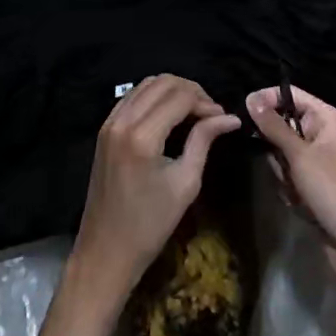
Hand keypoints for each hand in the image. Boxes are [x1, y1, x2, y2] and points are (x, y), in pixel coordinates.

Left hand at [74, 75, 242, 284]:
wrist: (105, 253)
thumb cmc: (150, 225)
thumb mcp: (185, 184)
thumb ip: (204, 141)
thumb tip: (230, 118)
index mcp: (142, 137)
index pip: (180, 97)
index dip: (206, 102)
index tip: (222, 118)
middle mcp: (122, 121)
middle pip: (162, 82)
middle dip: (191, 90)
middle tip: (210, 112)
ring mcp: (109, 123)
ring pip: (146, 84)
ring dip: (172, 90)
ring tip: (193, 111)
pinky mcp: (104, 130)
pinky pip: (132, 97)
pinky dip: (153, 96)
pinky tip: (169, 114)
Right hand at [246, 85, 335, 262]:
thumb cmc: (333, 192)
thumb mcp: (300, 156)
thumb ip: (273, 126)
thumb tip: (250, 97)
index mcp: (325, 117)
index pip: (290, 94)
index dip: (267, 99)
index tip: (243, 111)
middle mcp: (320, 133)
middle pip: (282, 124)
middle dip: (275, 147)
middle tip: (282, 166)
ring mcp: (315, 159)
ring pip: (280, 153)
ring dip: (281, 172)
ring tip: (295, 189)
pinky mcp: (310, 182)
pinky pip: (286, 175)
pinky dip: (287, 188)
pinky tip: (299, 204)